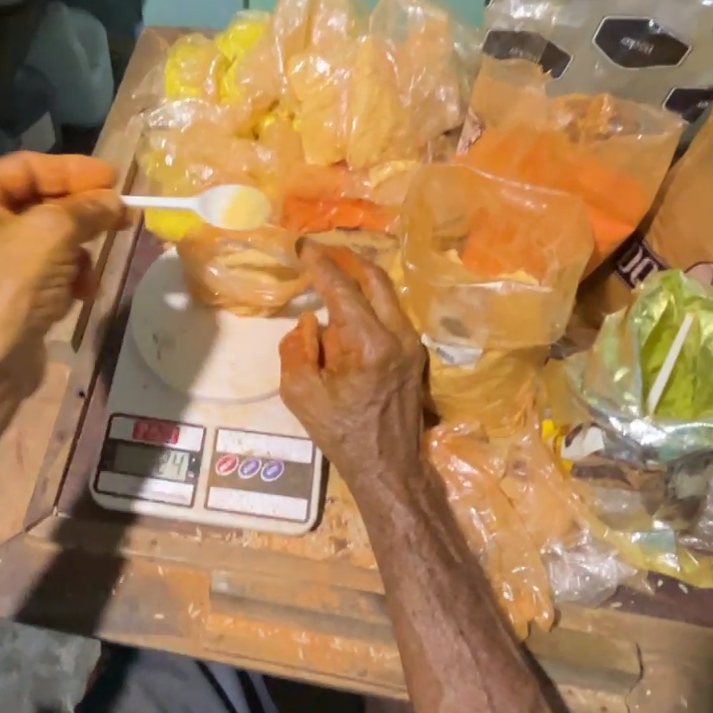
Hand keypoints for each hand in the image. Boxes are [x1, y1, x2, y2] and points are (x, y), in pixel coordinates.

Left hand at [0, 152, 126, 383]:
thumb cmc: (9, 288)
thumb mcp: (53, 234)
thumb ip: (88, 208)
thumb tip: (117, 202)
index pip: (27, 167)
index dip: (74, 171)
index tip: (116, 179)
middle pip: (39, 202)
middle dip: (81, 215)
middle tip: (122, 216)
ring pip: (48, 237)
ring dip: (77, 252)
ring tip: (91, 269)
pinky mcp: (5, 290)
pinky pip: (45, 267)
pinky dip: (67, 276)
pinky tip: (79, 292)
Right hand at [279, 242, 426, 491]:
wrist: (388, 466)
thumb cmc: (341, 432)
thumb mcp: (300, 393)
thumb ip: (297, 348)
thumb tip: (310, 320)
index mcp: (369, 344)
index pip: (342, 289)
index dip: (320, 263)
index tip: (302, 246)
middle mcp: (398, 335)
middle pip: (375, 278)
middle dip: (346, 258)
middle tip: (321, 250)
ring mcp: (412, 344)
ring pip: (386, 294)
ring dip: (359, 279)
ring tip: (331, 273)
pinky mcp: (415, 354)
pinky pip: (390, 313)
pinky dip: (368, 301)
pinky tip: (346, 308)